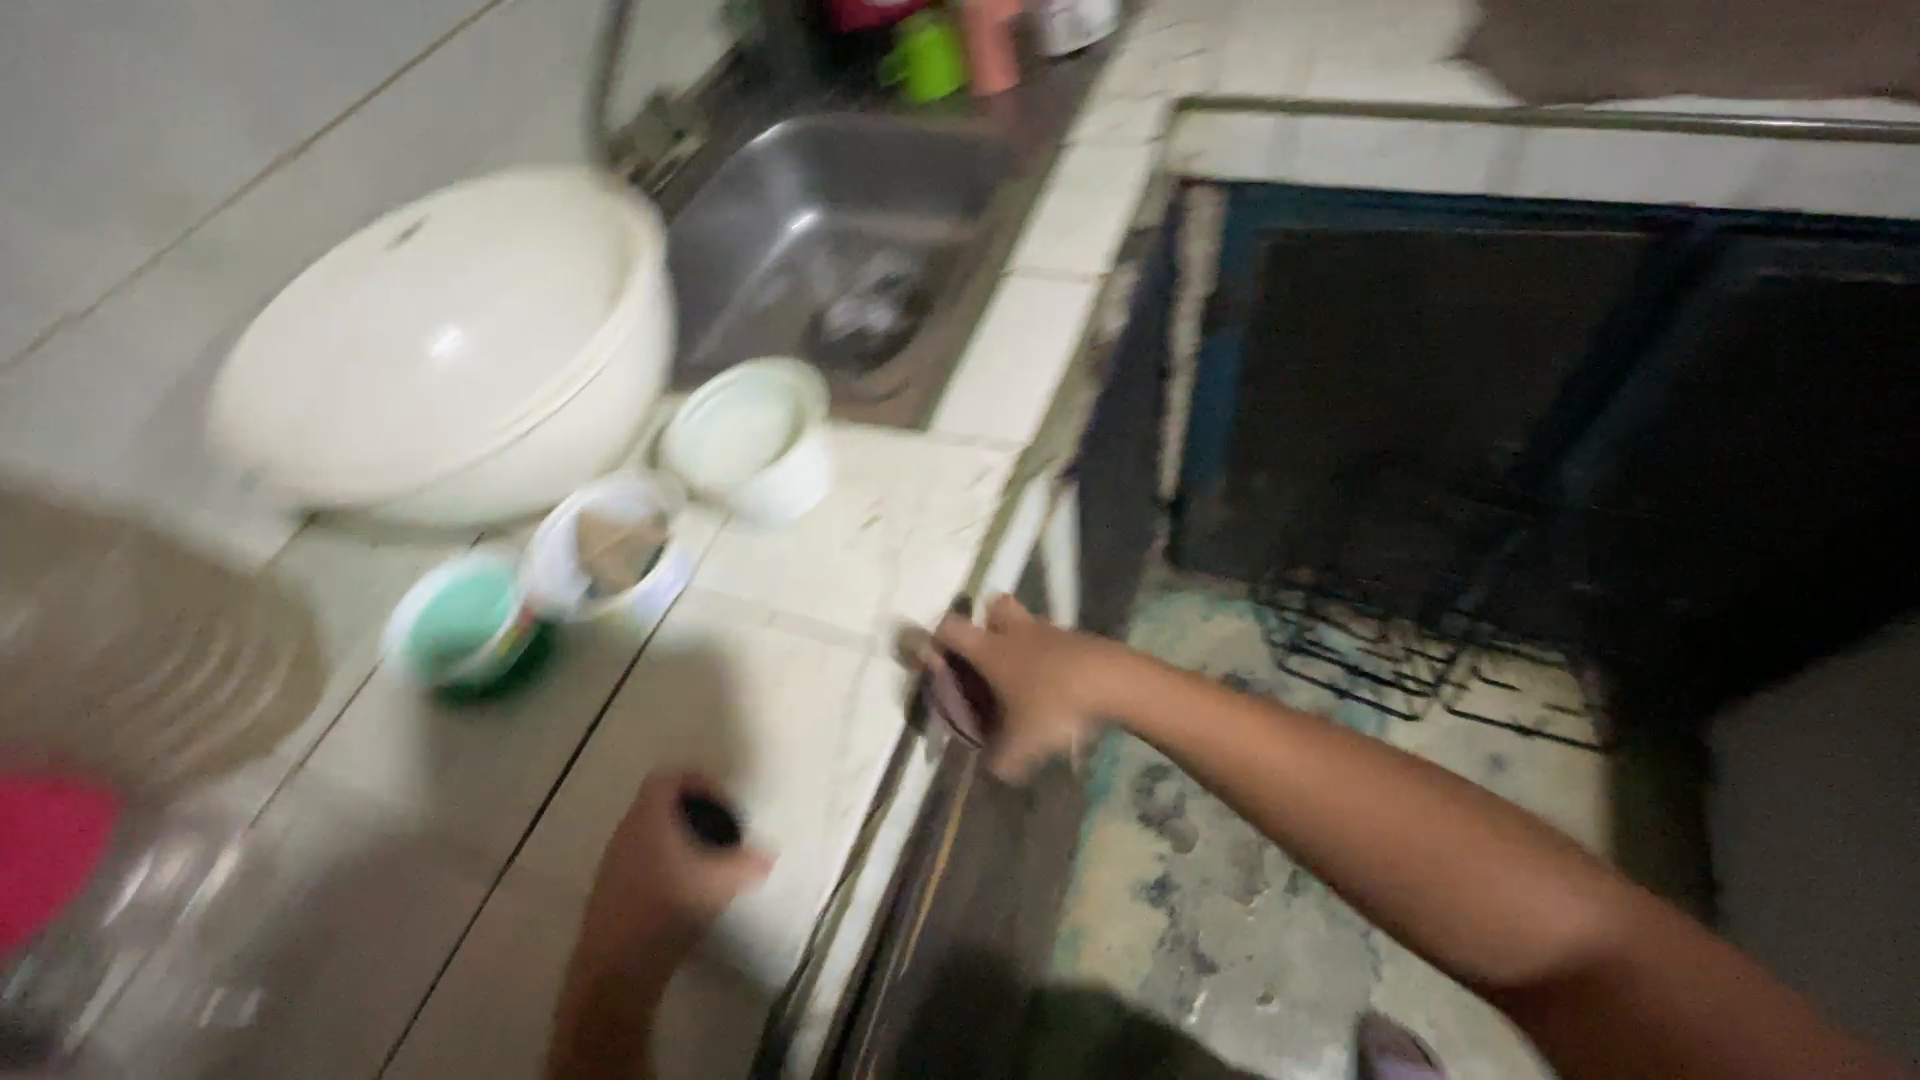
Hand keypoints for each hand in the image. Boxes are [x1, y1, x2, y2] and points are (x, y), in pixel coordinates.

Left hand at [577, 771, 773, 970]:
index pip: (670, 778)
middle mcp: (626, 832)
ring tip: (706, 865)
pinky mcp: (608, 892)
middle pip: (660, 805)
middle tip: (722, 834)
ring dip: (679, 840)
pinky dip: (664, 865)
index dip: (701, 783)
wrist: (616, 969)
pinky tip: (684, 893)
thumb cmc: (668, 909)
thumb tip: (770, 855)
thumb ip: (749, 864)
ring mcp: (612, 862)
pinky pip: (640, 860)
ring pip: (650, 834)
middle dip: (694, 814)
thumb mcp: (720, 883)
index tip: (725, 806)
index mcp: (648, 818)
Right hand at [931, 595, 1129, 782]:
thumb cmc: (1055, 704)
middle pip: (994, 605)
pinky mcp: (1080, 638)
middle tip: (989, 651)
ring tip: (1026, 674)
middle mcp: (1017, 633)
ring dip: (1024, 640)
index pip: (951, 628)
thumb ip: (1002, 760)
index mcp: (992, 650)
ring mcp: (1051, 631)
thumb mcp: (1023, 743)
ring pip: (1028, 622)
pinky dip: (1052, 655)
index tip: (937, 655)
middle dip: (988, 621)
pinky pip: (1056, 639)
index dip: (938, 636)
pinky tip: (1059, 683)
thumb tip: (992, 769)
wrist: (1114, 680)